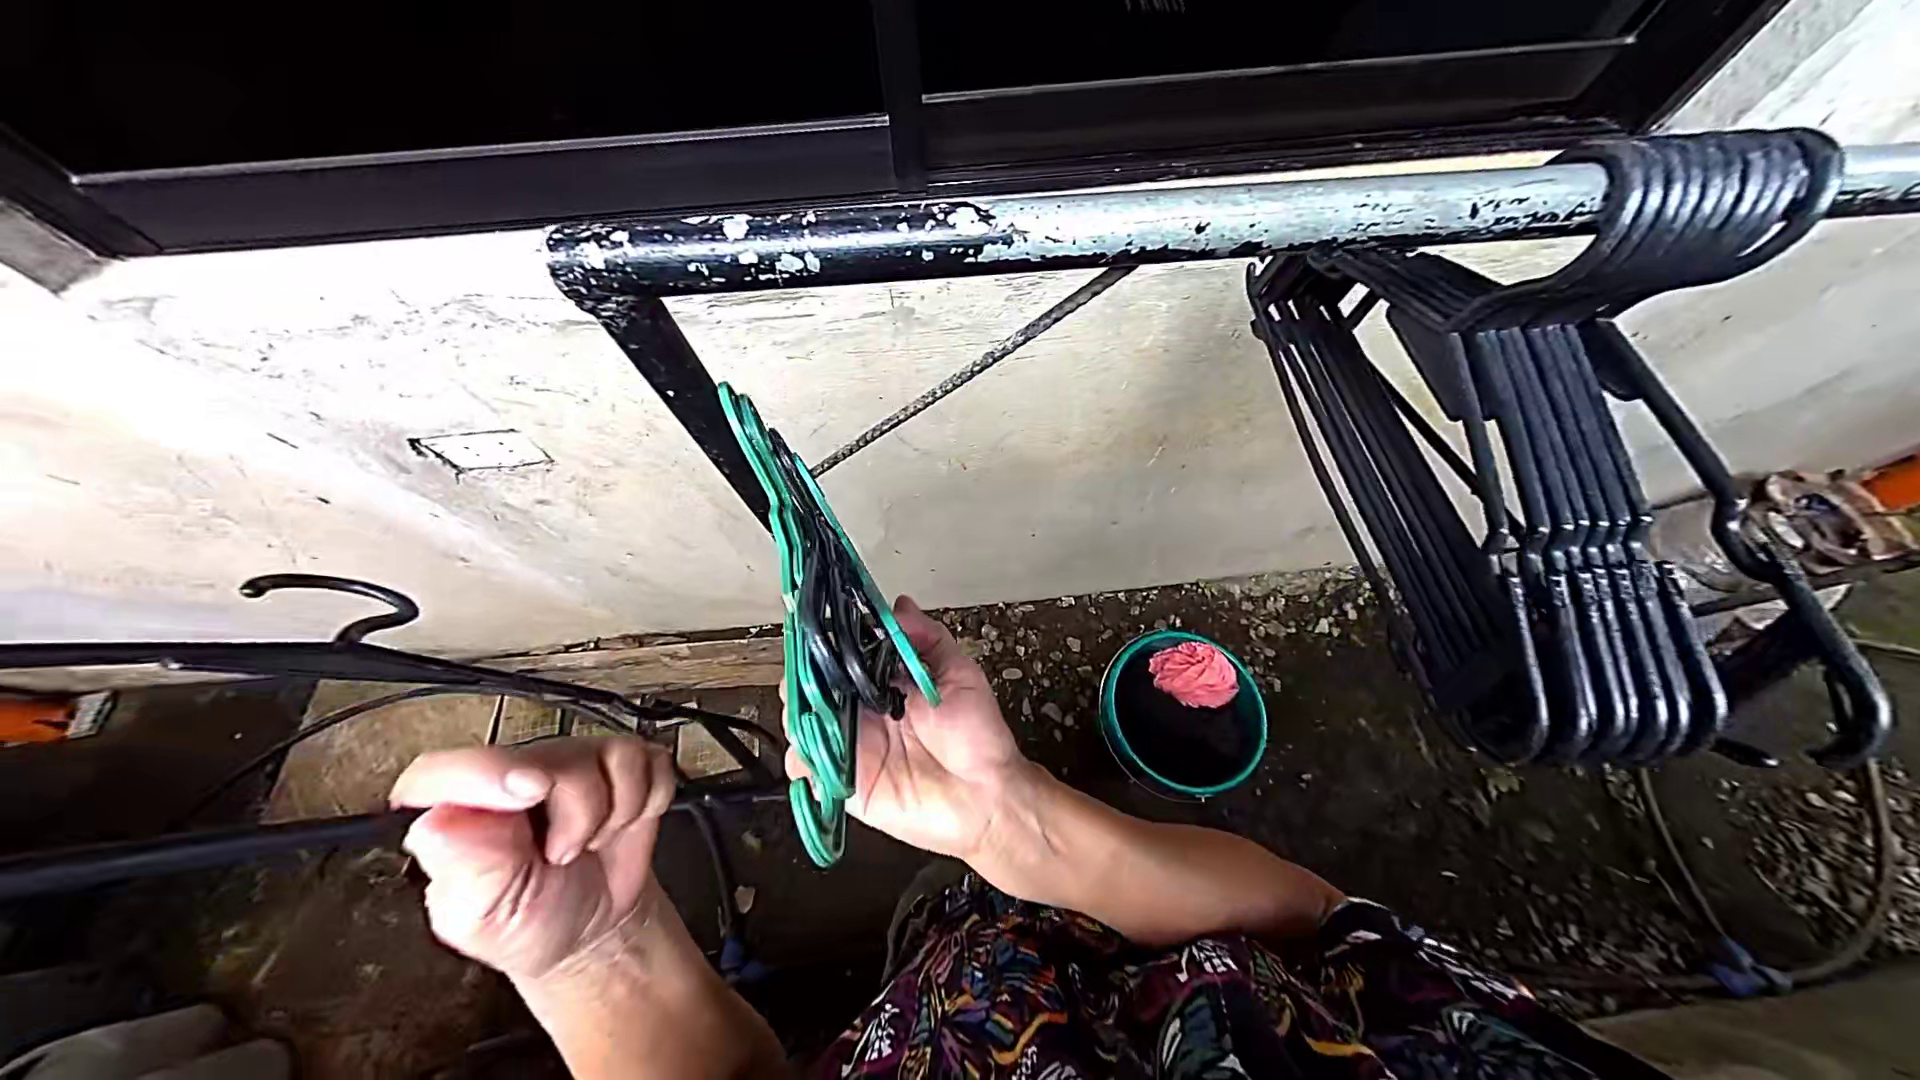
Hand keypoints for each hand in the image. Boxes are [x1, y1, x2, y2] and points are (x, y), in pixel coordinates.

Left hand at [389, 737, 675, 983]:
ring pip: (620, 755)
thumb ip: (465, 869)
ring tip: (595, 840)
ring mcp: (579, 760)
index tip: (531, 792)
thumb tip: (435, 823)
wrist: (591, 924)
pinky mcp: (626, 762)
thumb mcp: (484, 918)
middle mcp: (523, 771)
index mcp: (469, 808)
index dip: (488, 773)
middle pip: (563, 760)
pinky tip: (625, 823)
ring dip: (619, 812)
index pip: (449, 770)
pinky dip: (651, 800)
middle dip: (581, 817)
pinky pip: (655, 762)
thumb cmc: (532, 920)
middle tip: (564, 854)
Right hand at [787, 596, 1032, 859]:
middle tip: (809, 671)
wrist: (984, 796)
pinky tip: (809, 749)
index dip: (828, 642)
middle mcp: (864, 710)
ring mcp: (852, 744)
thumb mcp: (959, 675)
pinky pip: (809, 768)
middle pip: (815, 686)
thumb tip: (900, 605)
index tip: (817, 628)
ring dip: (797, 712)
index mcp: (887, 682)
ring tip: (809, 707)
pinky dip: (800, 758)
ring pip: (804, 721)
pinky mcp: (846, 779)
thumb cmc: (978, 736)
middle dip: (802, 675)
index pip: (845, 655)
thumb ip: (928, 639)